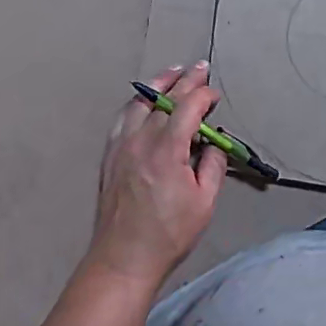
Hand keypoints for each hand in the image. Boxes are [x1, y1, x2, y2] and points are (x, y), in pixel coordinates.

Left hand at [86, 63, 227, 287]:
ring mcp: (122, 145)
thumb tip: (213, 143)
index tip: (215, 96)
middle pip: (166, 99)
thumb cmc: (168, 235)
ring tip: (173, 73)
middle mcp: (142, 140)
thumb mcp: (204, 203)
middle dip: (186, 80)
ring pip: (140, 102)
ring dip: (159, 84)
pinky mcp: (110, 155)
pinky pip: (123, 118)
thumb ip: (212, 166)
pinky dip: (137, 103)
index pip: (188, 107)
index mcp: (167, 150)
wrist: (123, 258)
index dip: (204, 96)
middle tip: (200, 67)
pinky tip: (144, 100)